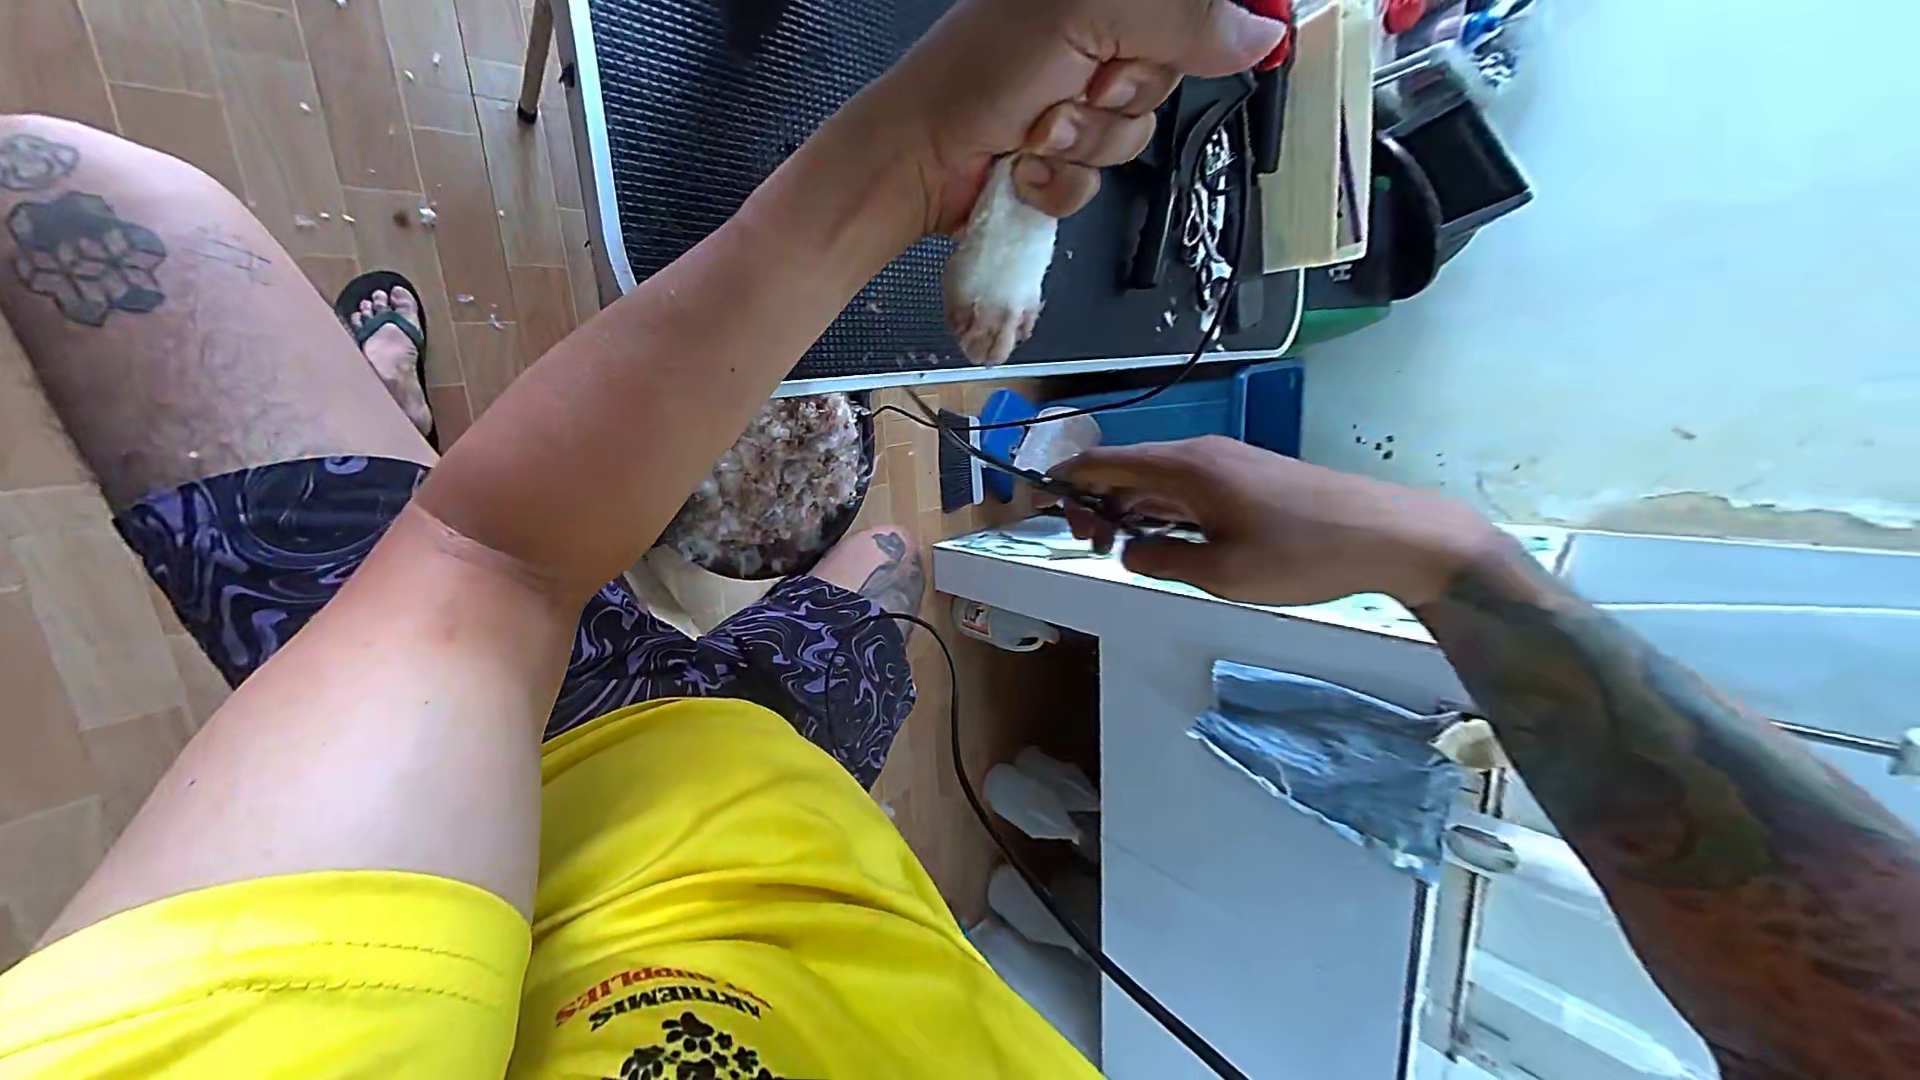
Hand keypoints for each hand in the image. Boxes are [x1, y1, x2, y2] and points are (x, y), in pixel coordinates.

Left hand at [855, 0, 1286, 230]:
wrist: (924, 157)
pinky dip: (1059, 185)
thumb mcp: (1088, 17)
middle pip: (1164, 78)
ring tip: (1036, 132)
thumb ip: (1178, 20)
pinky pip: (1093, 187)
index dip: (1204, 34)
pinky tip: (1026, 168)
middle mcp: (1095, 48)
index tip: (1204, 50)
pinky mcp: (1060, 167)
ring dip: (1082, 145)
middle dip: (1118, 95)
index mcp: (1103, 0)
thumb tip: (1260, 31)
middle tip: (1076, 85)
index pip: (1187, 15)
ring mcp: (1077, 112)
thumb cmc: (983, 74)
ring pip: (1130, 141)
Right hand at [1050, 436, 1508, 606]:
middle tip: (1088, 544)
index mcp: (1183, 468)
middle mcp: (1197, 455)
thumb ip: (1160, 560)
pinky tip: (1163, 539)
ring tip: (1122, 548)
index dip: (1064, 481)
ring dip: (1129, 509)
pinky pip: (1183, 488)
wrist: (1391, 534)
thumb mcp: (1220, 571)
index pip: (1104, 463)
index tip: (1039, 503)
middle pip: (1125, 470)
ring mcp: (1223, 463)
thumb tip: (1127, 552)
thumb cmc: (1302, 554)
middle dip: (1094, 503)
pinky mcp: (1243, 477)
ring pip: (1154, 480)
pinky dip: (1160, 510)